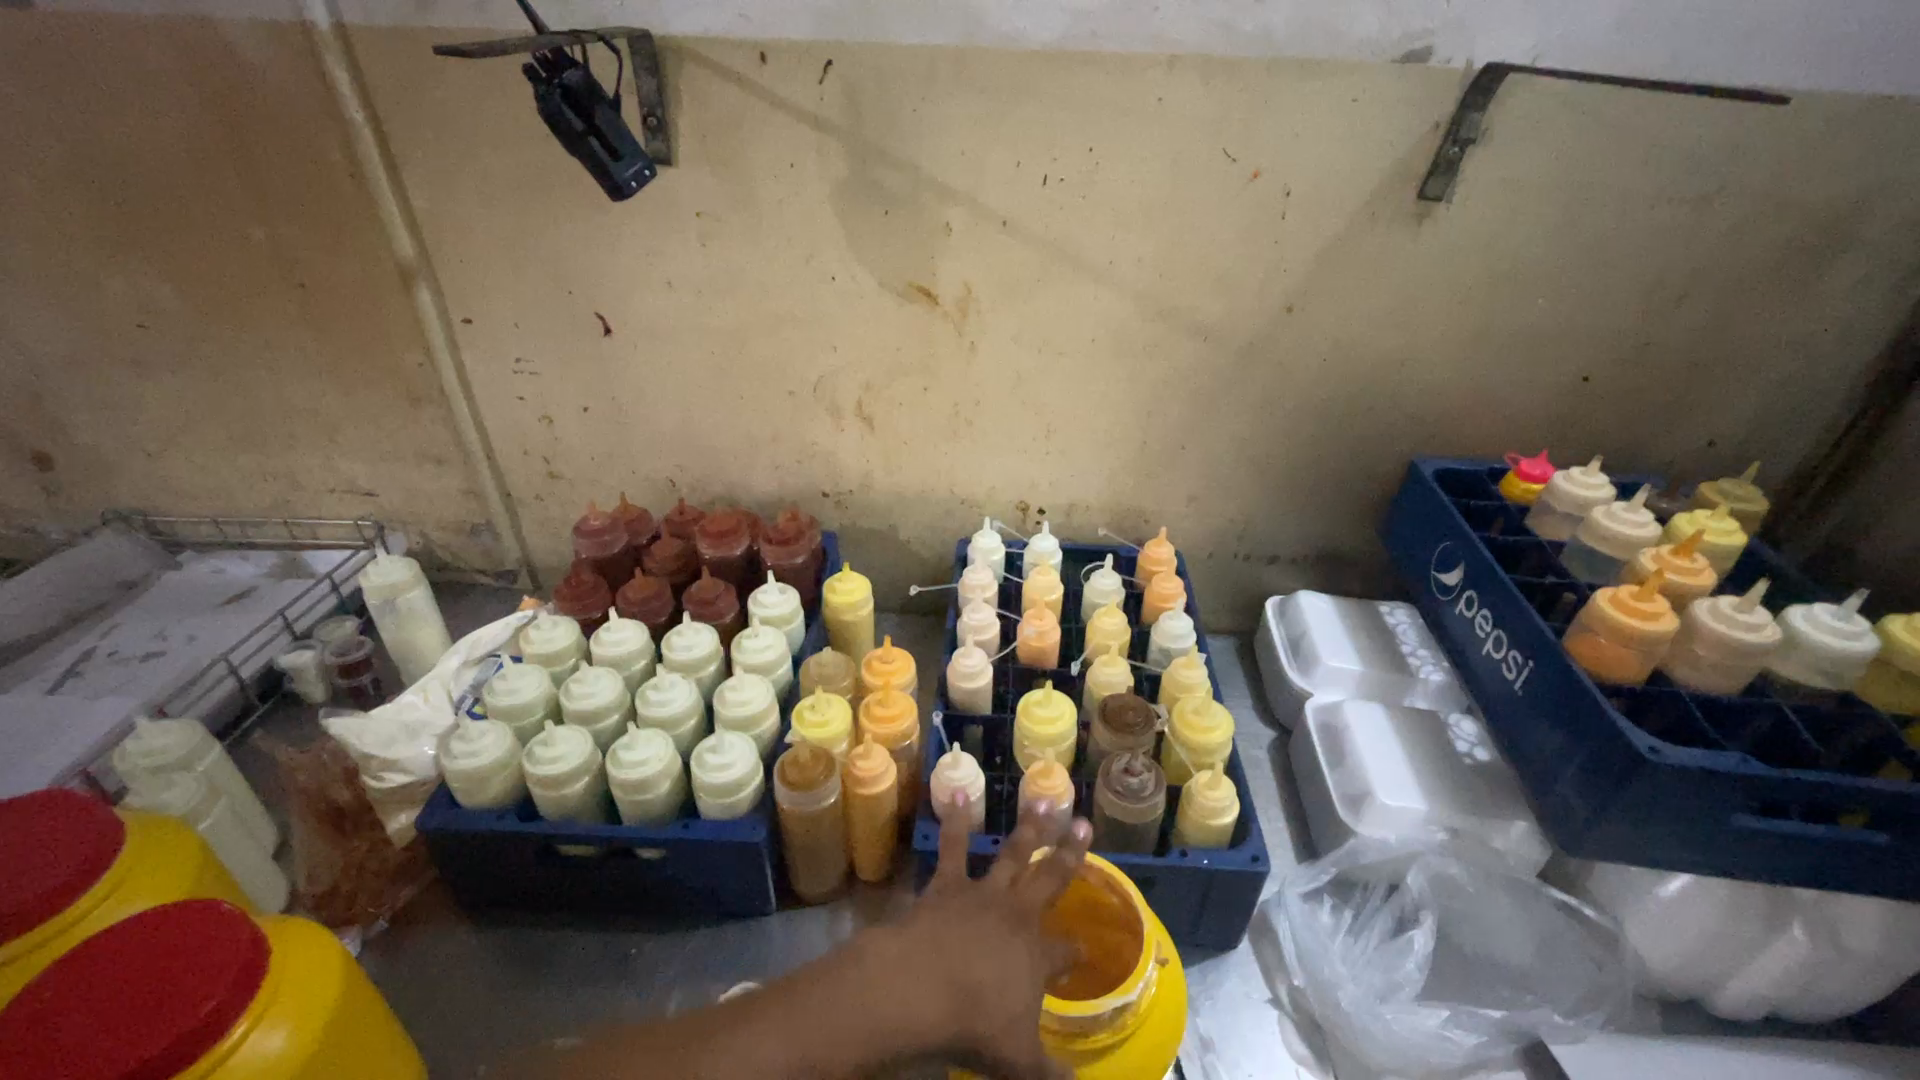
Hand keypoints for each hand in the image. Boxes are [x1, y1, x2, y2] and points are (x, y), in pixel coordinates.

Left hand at [876, 797, 1092, 1079]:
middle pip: (1052, 880)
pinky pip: (953, 846)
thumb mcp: (1019, 1063)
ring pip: (1013, 854)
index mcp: (1037, 956)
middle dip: (1070, 855)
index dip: (1076, 953)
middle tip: (1085, 824)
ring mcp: (982, 894)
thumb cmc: (974, 1025)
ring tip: (1044, 799)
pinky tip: (956, 792)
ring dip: (1030, 828)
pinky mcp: (946, 884)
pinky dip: (956, 820)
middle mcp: (1017, 916)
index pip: (1065, 953)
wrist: (919, 988)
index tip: (1086, 950)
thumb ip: (1050, 1076)